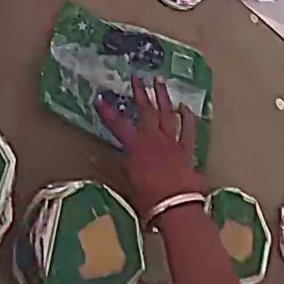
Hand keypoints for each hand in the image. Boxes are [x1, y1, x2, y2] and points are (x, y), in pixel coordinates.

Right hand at [98, 75, 203, 216]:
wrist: (176, 207)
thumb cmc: (147, 198)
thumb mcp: (126, 183)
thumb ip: (113, 167)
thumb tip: (95, 157)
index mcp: (136, 146)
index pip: (118, 125)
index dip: (108, 112)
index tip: (100, 99)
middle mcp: (153, 138)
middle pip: (146, 110)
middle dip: (140, 92)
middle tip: (137, 76)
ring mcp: (172, 142)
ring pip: (167, 113)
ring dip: (163, 96)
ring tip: (159, 80)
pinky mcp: (186, 150)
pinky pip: (188, 129)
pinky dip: (187, 117)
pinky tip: (184, 106)